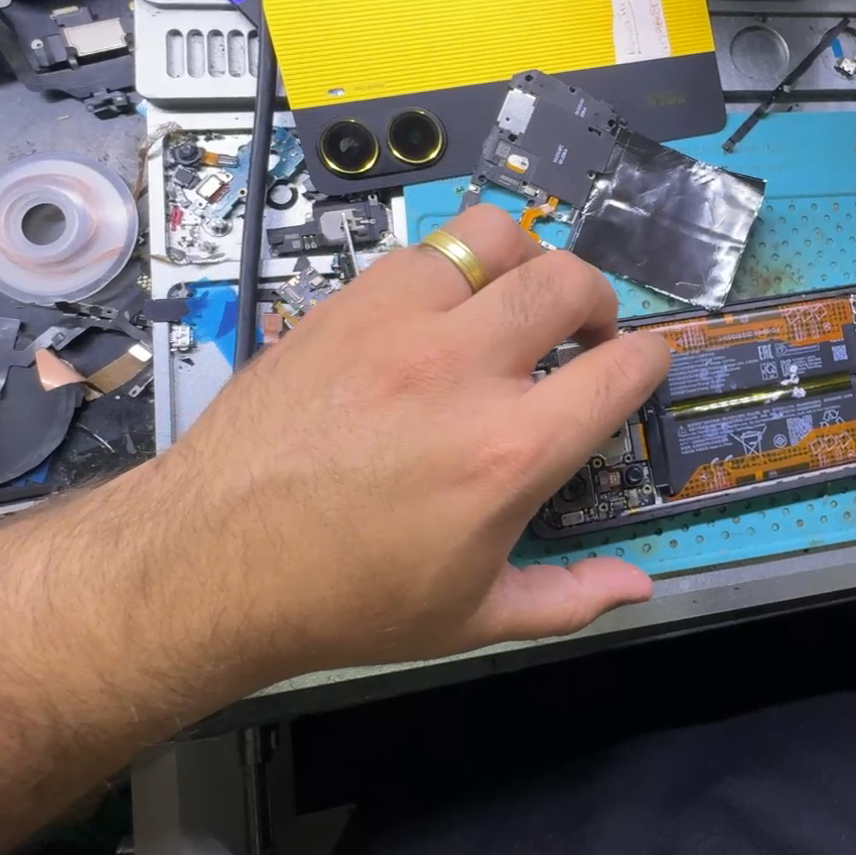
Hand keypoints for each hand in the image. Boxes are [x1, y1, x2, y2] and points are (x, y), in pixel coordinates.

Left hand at [148, 206, 671, 675]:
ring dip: (529, 263)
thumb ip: (571, 598)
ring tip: (518, 300)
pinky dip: (459, 267)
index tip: (641, 365)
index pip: (622, 368)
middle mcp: (464, 372)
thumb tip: (639, 586)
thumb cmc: (348, 599)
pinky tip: (447, 309)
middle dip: (601, 301)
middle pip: (571, 283)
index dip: (650, 360)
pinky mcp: (349, 306)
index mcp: (510, 452)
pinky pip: (428, 250)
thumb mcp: (474, 617)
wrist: (205, 565)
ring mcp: (401, 326)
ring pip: (498, 237)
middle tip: (587, 333)